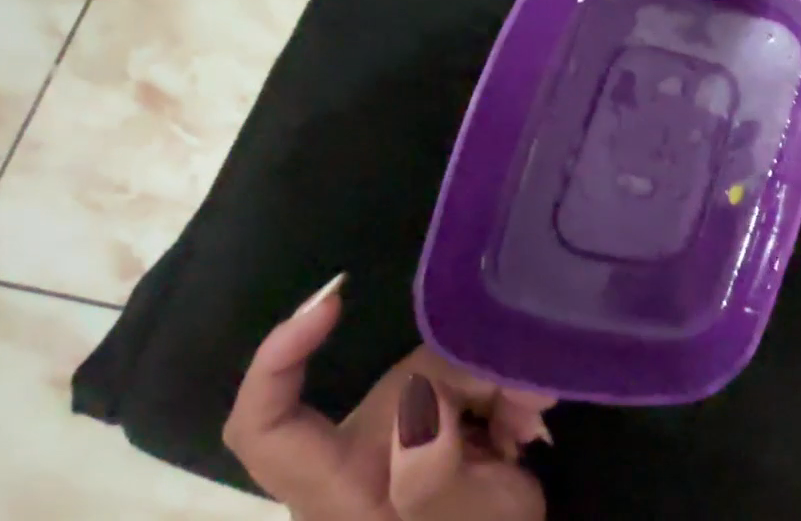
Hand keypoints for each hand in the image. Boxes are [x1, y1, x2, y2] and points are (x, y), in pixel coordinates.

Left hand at [223, 276, 554, 520]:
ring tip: (534, 418)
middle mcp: (356, 457)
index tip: (333, 302)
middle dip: (475, 378)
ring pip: (445, 377)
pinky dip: (502, 395)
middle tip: (531, 400)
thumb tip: (420, 400)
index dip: (280, 359)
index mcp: (337, 489)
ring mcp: (395, 441)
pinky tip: (525, 422)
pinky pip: (466, 386)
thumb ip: (432, 473)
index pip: (266, 427)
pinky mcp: (430, 429)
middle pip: (404, 382)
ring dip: (499, 389)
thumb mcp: (467, 520)